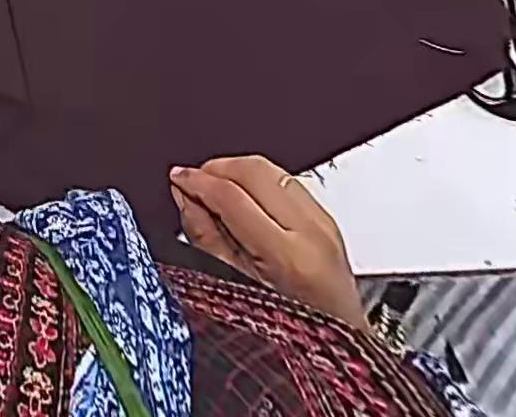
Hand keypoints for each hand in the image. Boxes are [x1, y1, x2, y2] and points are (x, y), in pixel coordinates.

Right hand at [170, 156, 369, 331]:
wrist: (338, 348)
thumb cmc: (291, 335)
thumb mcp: (235, 290)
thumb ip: (206, 237)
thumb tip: (184, 196)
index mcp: (288, 257)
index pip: (232, 196)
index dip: (197, 180)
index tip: (178, 177)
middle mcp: (311, 232)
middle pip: (253, 170)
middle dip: (216, 167)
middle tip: (193, 178)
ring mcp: (324, 223)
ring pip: (270, 169)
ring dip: (236, 170)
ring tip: (215, 185)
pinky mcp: (327, 218)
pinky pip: (285, 180)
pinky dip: (257, 179)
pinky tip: (242, 194)